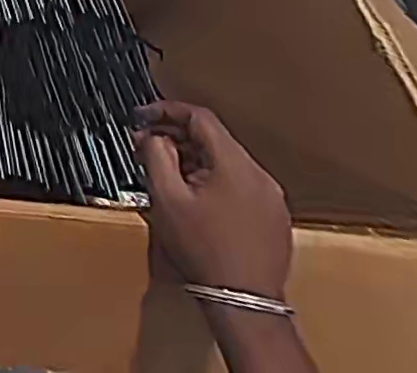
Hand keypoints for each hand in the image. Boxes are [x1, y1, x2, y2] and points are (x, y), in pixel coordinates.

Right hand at [133, 101, 291, 298]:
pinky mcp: (274, 217)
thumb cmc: (202, 250)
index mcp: (235, 165)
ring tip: (166, 171)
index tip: (142, 117)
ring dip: (193, 158)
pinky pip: (239, 183)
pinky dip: (213, 178)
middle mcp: (259, 175)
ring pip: (226, 161)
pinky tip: (193, 195)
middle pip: (213, 138)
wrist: (243, 305)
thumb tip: (153, 135)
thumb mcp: (167, 197)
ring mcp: (271, 198)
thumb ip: (157, 155)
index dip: (167, 110)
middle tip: (146, 145)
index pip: (200, 117)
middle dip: (176, 137)